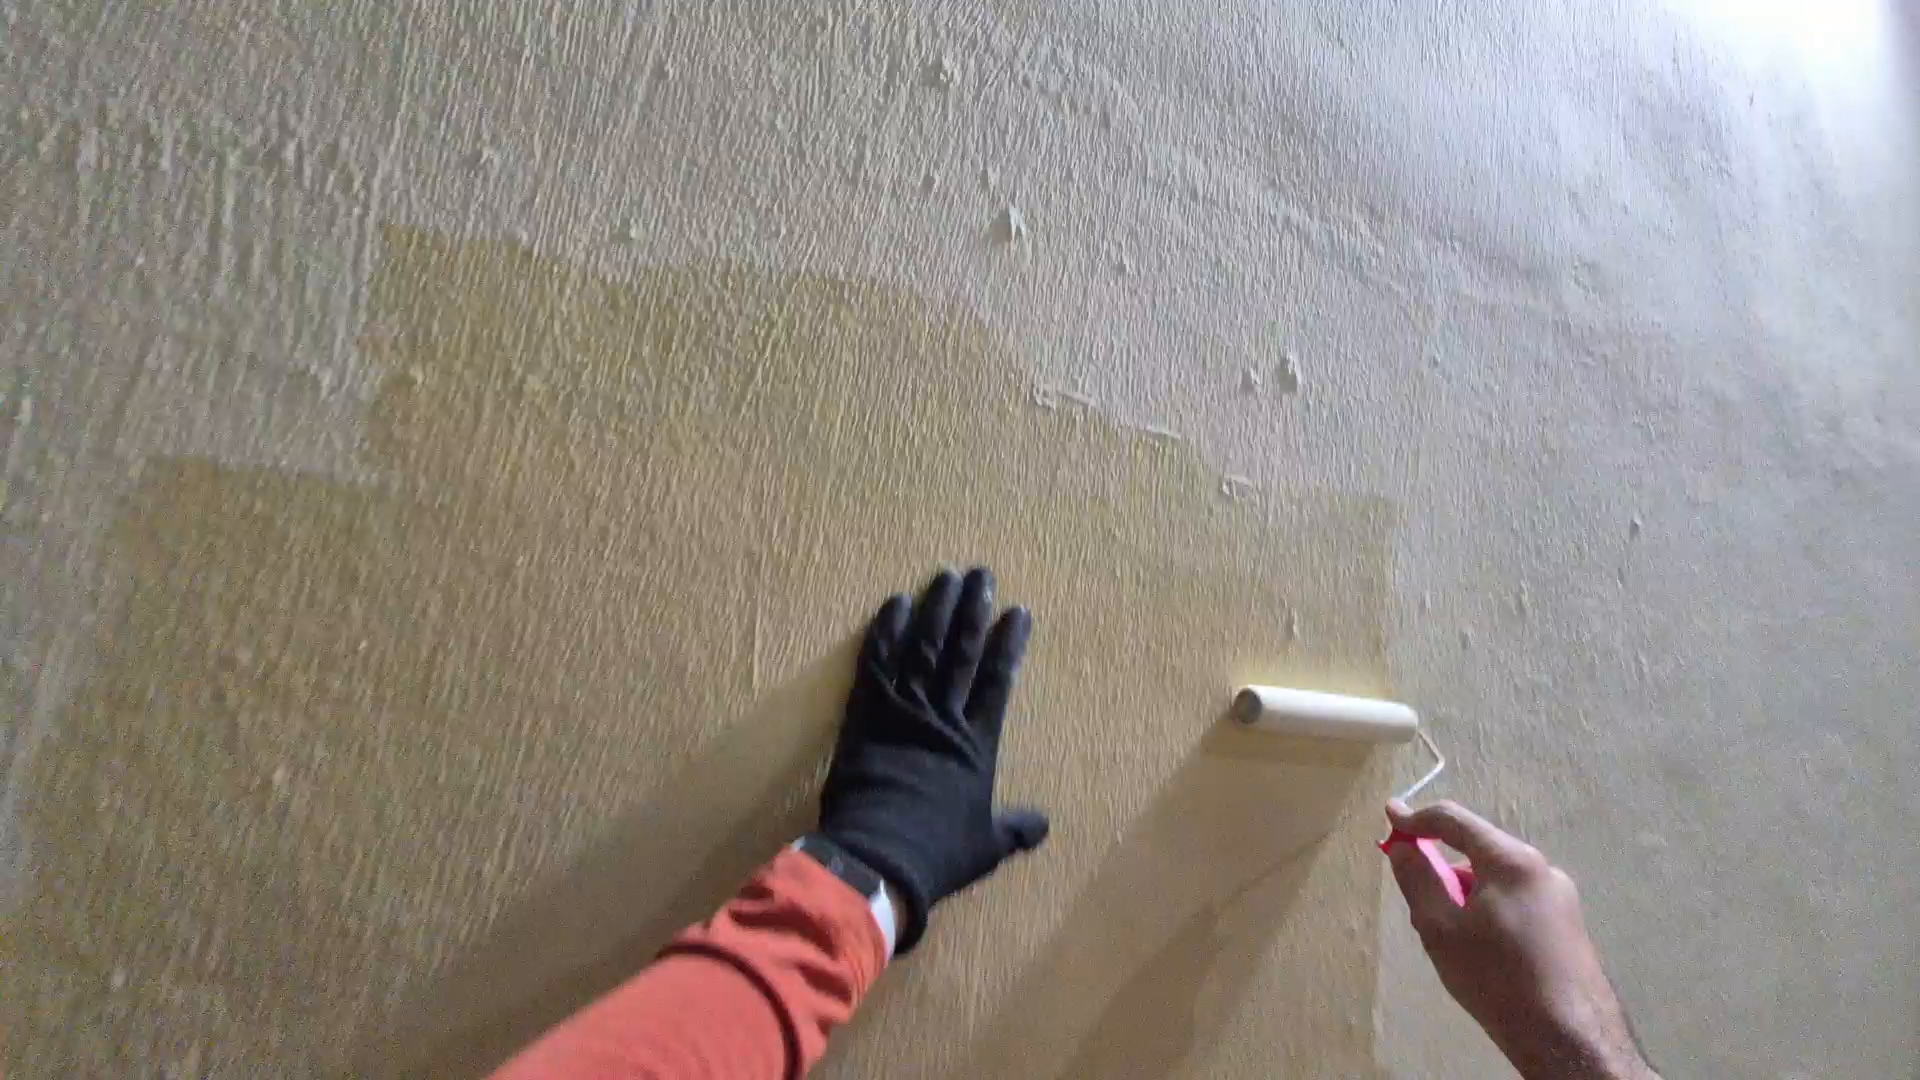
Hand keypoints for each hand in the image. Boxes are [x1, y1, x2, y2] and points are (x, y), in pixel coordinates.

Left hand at [820, 567, 1048, 952]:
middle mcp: (942, 716)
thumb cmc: (937, 854)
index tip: (1018, 612)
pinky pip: (877, 663)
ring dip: (935, 609)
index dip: (1008, 644)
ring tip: (945, 575)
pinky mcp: (866, 713)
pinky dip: (885, 631)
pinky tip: (895, 603)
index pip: (998, 680)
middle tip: (981, 574)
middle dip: (973, 610)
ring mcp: (902, 710)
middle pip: (961, 652)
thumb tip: (1045, 825)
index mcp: (976, 743)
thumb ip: (1015, 829)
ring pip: (924, 648)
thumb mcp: (986, 846)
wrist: (878, 861)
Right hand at [1385, 800, 1658, 1079]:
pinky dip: (1485, 904)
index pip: (1453, 820)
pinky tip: (1477, 945)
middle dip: (1440, 861)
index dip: (1415, 817)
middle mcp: (1541, 870)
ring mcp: (1559, 898)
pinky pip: (1512, 897)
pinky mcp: (1567, 925)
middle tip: (1414, 890)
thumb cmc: (1497, 978)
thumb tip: (1403, 847)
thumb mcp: (1438, 926)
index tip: (1388, 817)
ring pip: (1493, 875)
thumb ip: (1416, 877)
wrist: (1573, 1047)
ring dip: (1462, 887)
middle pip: (1475, 847)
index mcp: (1511, 861)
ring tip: (1446, 931)